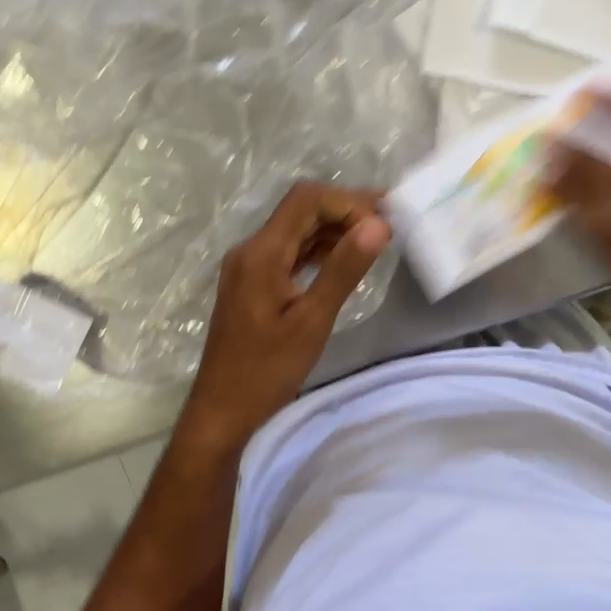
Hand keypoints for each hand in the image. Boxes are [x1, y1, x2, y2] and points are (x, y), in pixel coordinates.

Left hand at [180, 182, 391, 453]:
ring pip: (295, 232)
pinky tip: (343, 262)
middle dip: (344, 211)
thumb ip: (343, 269)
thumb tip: (378, 225)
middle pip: (300, 211)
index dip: (347, 201)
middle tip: (388, 225)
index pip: (306, 200)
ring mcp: (247, 267)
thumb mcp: (312, 321)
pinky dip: (317, 251)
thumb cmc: (267, 370)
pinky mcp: (251, 285)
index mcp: (261, 253)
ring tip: (374, 241)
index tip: (383, 221)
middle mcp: (250, 250)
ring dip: (332, 230)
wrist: (222, 409)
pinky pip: (287, 254)